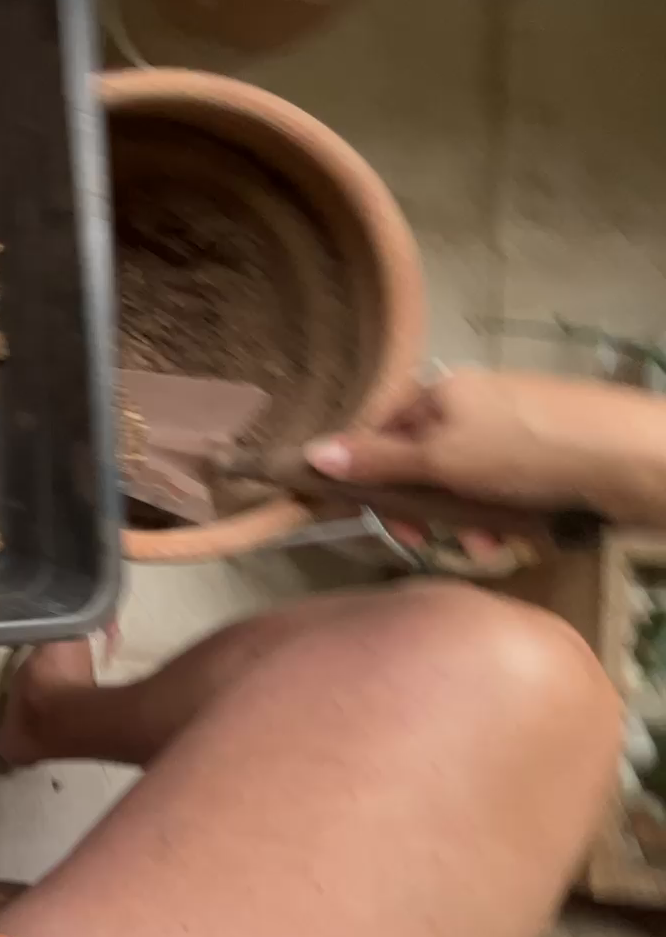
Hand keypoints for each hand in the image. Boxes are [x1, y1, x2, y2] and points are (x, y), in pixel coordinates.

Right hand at [304, 369, 657, 523]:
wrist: (658, 461)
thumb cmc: (534, 453)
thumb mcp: (440, 460)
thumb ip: (374, 460)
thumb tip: (307, 452)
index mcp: (446, 390)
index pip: (380, 430)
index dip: (369, 473)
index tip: (374, 513)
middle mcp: (479, 400)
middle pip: (422, 458)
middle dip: (422, 504)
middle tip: (427, 540)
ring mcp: (523, 423)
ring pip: (466, 476)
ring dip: (465, 517)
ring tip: (487, 546)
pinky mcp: (562, 448)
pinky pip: (509, 482)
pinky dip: (505, 510)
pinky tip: (518, 535)